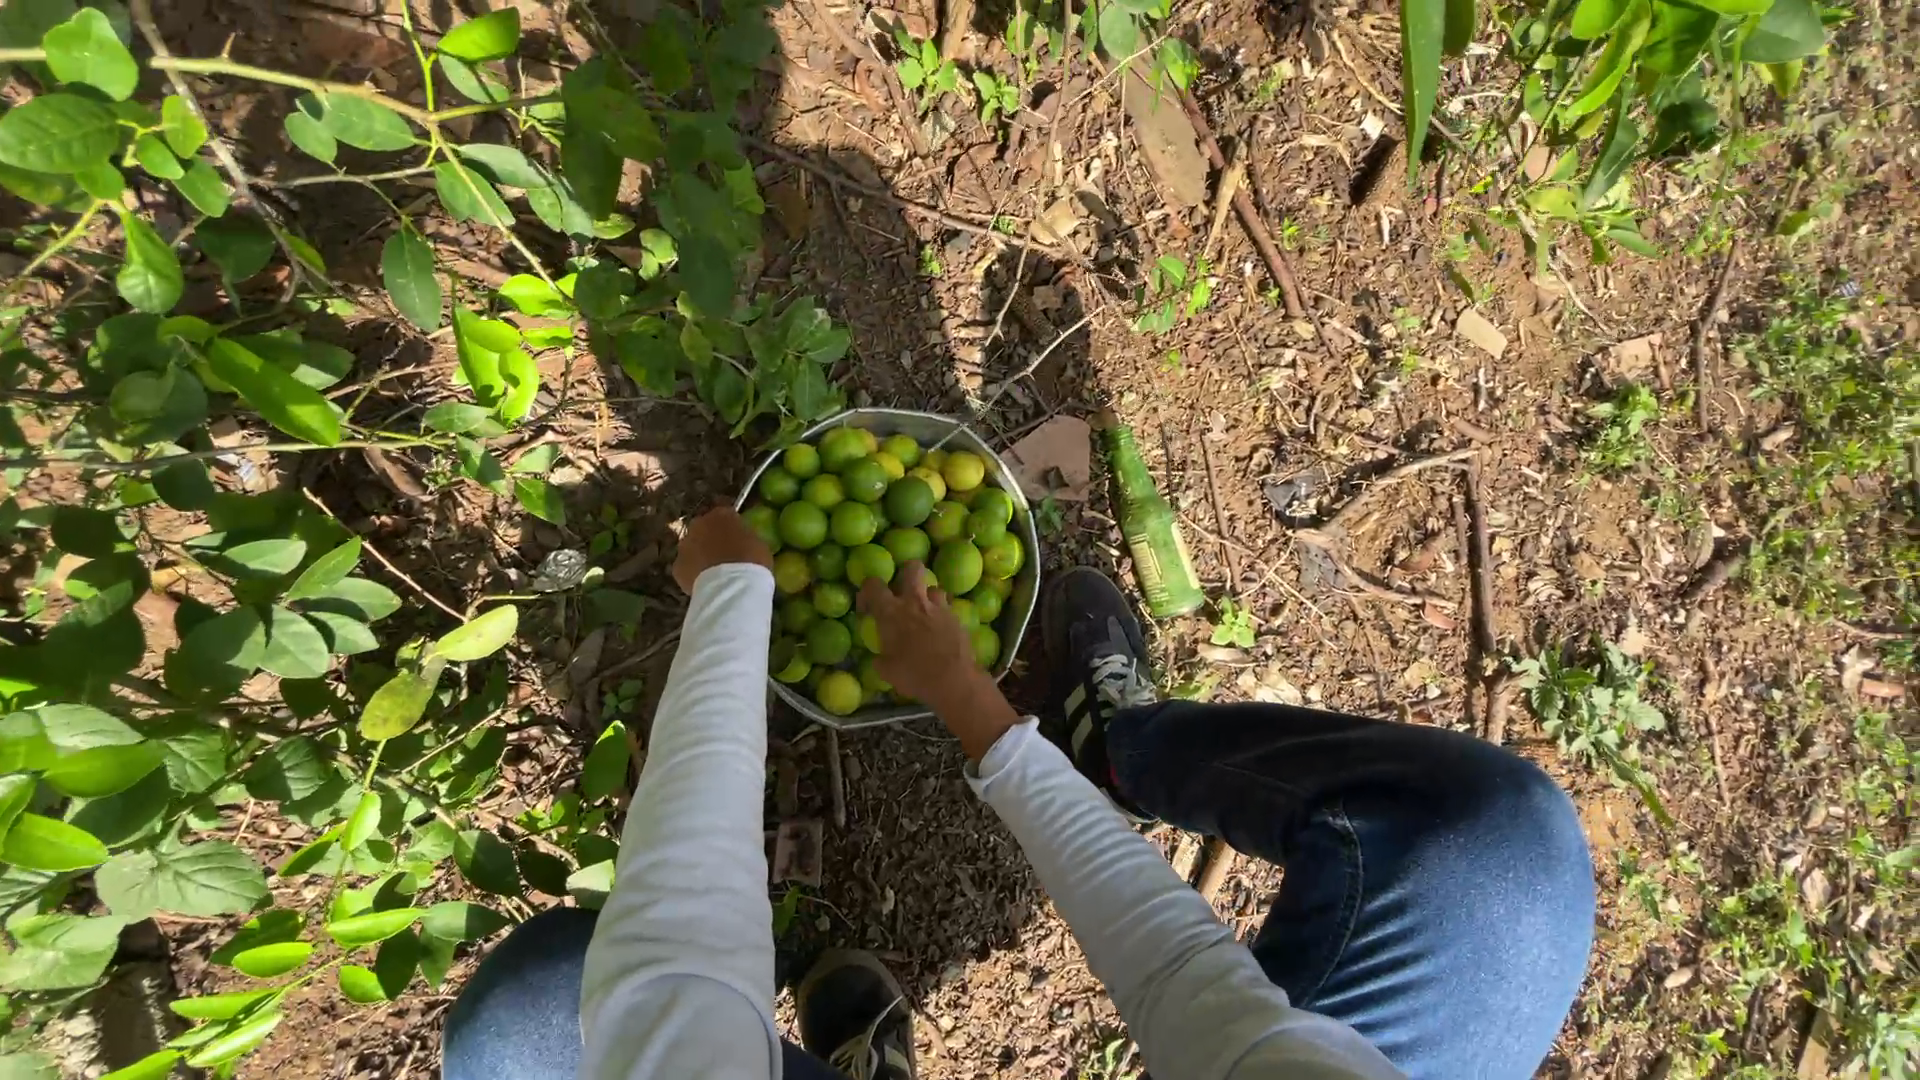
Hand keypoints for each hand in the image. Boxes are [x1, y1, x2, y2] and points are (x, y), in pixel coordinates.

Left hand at [672, 506, 772, 593]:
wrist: (731, 586)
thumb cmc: (751, 561)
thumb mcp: (757, 542)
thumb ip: (744, 536)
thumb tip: (741, 539)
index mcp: (721, 515)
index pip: (725, 514)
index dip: (731, 525)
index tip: (737, 535)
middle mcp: (698, 525)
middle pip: (704, 528)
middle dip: (711, 538)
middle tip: (724, 553)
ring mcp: (684, 546)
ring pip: (692, 548)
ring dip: (700, 555)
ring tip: (714, 571)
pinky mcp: (677, 567)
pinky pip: (686, 567)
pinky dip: (693, 573)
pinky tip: (706, 583)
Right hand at [858, 562, 1019, 759]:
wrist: (953, 680)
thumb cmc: (914, 675)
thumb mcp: (887, 670)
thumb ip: (881, 658)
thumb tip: (880, 657)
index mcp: (891, 612)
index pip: (873, 584)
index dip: (867, 591)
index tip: (868, 607)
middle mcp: (915, 602)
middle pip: (912, 568)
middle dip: (906, 572)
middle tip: (903, 590)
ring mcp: (939, 607)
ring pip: (934, 588)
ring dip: (927, 597)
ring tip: (925, 613)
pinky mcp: (957, 617)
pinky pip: (947, 607)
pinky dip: (942, 615)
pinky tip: (941, 630)